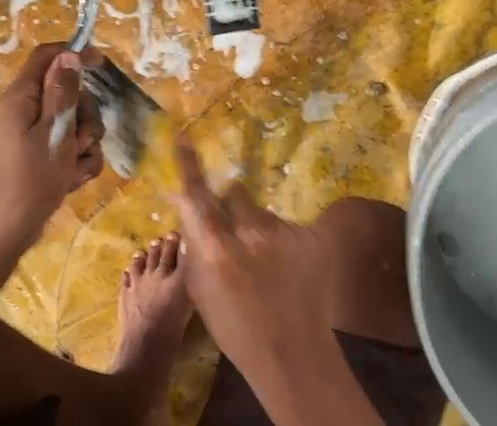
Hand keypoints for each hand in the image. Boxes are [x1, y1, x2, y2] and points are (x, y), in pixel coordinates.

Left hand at [0, 44, 105, 246]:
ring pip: (72, 121)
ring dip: (85, 141)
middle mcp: (24, 111)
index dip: (73, 54)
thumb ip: (63, 92)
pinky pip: (68, 146)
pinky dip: (77, 161)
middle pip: (66, 91)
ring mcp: (31, 134)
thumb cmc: (31, 179)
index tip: (100, 64)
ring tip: (78, 164)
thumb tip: (69, 55)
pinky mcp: (38, 155)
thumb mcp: (54, 131)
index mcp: (21, 98)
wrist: (9, 231)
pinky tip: (74, 179)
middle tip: (85, 137)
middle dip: (85, 113)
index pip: (47, 56)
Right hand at [169, 142, 340, 379]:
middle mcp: (247, 232)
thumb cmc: (239, 331)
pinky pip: (296, 226)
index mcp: (214, 249)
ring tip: (274, 265)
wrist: (294, 357)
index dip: (188, 166)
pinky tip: (297, 269)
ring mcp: (282, 234)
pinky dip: (293, 243)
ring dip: (264, 230)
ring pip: (265, 214)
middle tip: (244, 233)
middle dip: (235, 204)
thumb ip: (196, 252)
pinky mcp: (313, 237)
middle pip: (236, 195)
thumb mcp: (202, 294)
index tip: (184, 139)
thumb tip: (192, 221)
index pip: (196, 196)